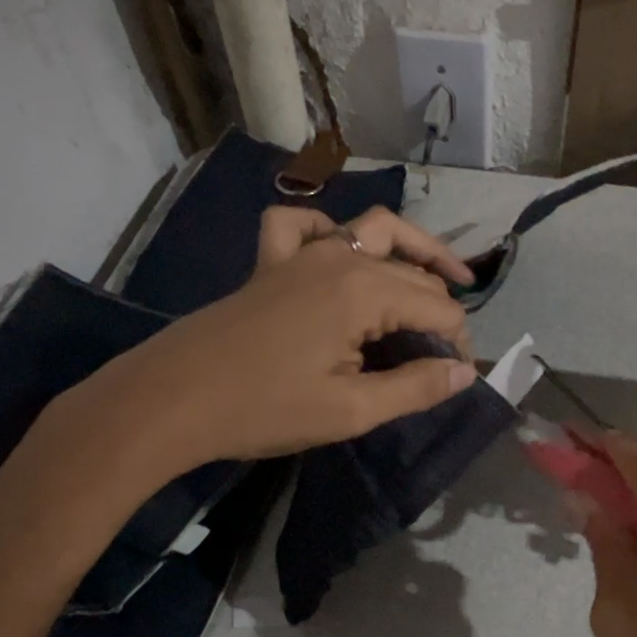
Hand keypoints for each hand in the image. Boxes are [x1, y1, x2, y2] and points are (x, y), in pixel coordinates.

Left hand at [49, 206, 478, 488]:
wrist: (173, 400)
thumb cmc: (265, 409)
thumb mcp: (351, 411)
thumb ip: (415, 388)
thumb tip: (464, 373)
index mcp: (364, 291)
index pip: (437, 306)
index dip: (458, 342)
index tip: (460, 377)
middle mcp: (339, 257)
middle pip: (412, 270)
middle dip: (441, 306)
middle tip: (449, 352)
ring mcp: (299, 253)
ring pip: (371, 230)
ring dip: (410, 249)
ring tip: (436, 275)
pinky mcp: (268, 263)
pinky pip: (302, 226)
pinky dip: (327, 230)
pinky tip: (337, 250)